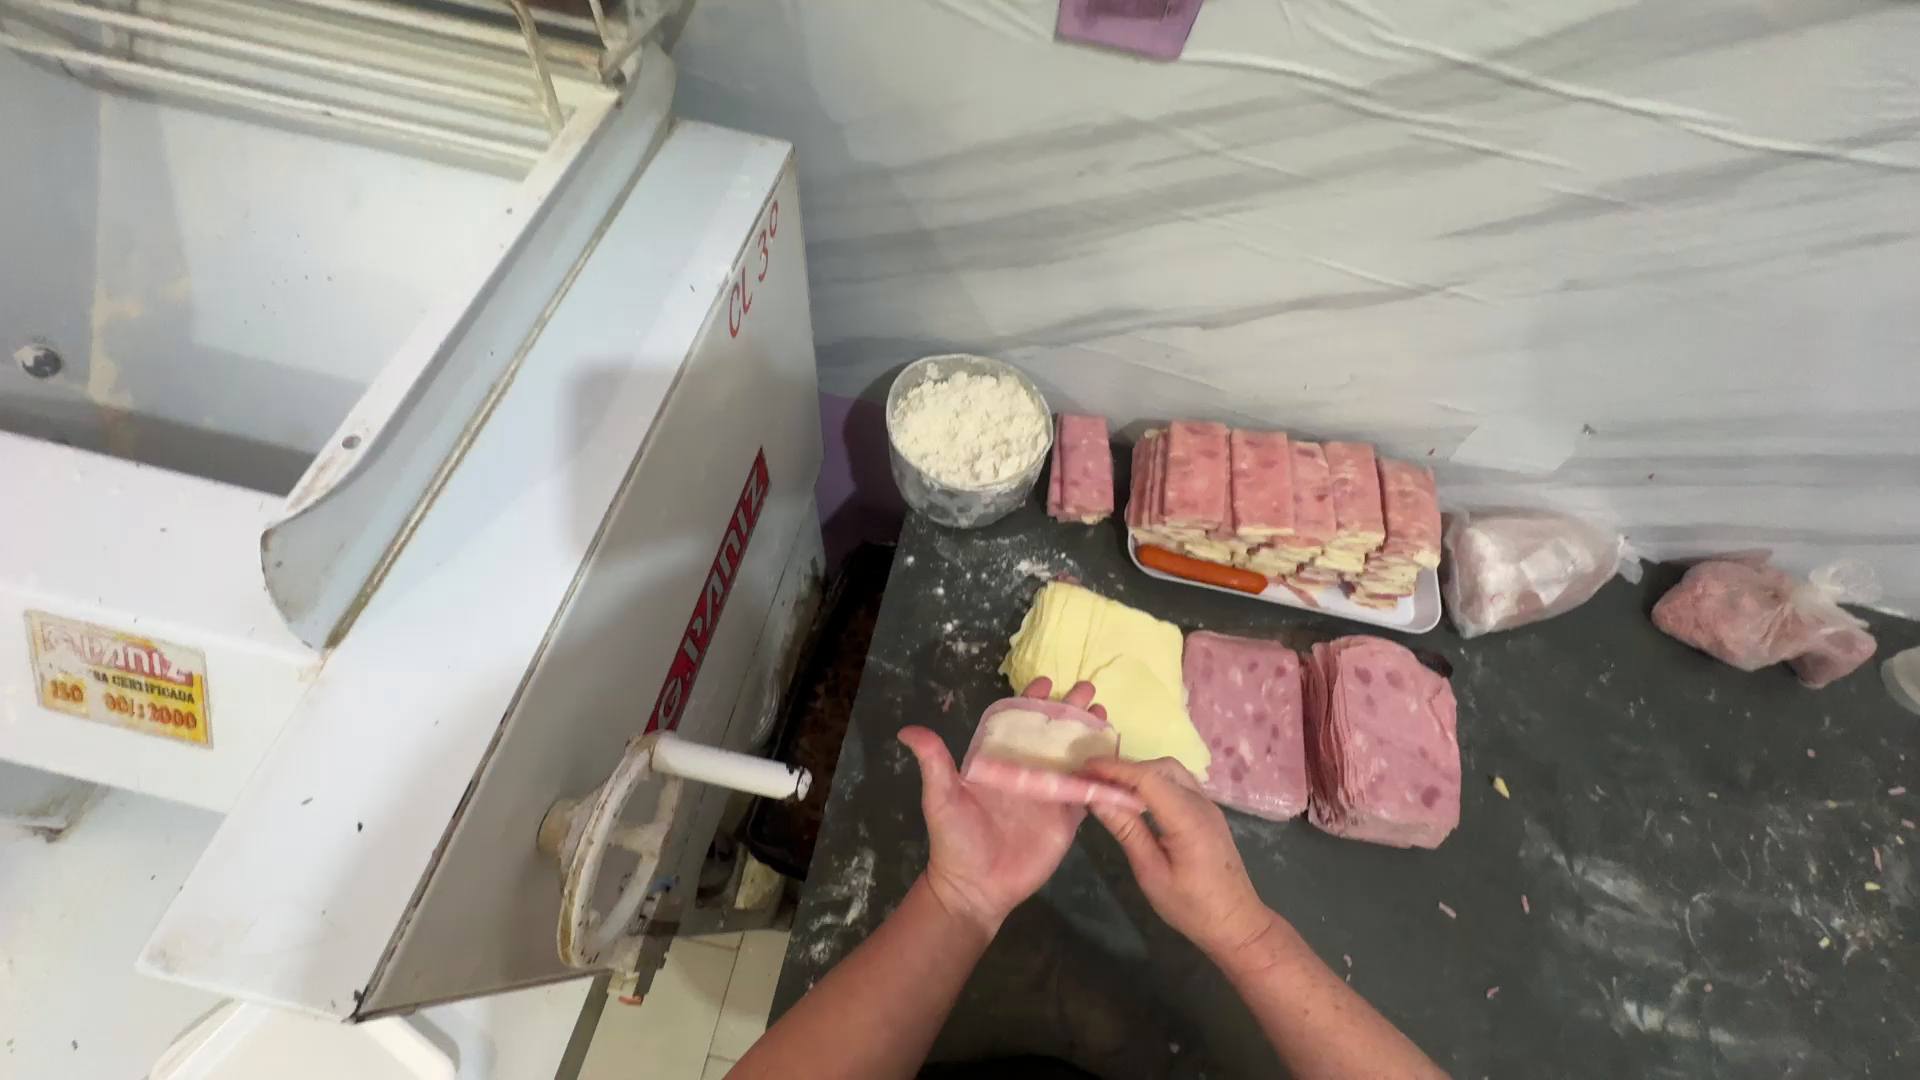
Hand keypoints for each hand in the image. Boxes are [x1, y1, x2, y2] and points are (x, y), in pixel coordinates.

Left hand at [898, 678, 1103, 936]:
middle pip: (1051, 733)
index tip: (1045, 681)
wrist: (975, 887)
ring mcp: (1049, 793)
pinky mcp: (1066, 817)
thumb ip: (934, 762)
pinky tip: (1117, 758)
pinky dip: (1104, 775)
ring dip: (1090, 735)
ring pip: (1074, 757)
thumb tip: (907, 731)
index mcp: (999, 760)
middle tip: (1087, 688)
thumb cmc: (956, 838)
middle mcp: (1026, 770)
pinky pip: (1089, 791)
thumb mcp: (941, 797)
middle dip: (1069, 709)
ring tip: (1104, 713)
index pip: (1016, 722)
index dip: (1030, 701)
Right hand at [1081, 757, 1275, 959]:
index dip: (1114, 769)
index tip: (1085, 767)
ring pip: (1171, 771)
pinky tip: (1138, 798)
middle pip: (1160, 768)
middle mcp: (1201, 804)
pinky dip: (1154, 781)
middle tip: (1095, 779)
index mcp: (1188, 819)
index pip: (1147, 778)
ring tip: (1112, 787)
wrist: (1237, 924)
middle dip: (1125, 768)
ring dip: (1140, 772)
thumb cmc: (1192, 907)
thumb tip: (1096, 798)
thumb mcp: (1151, 873)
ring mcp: (1208, 806)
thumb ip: (1126, 830)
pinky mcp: (1208, 812)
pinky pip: (1179, 783)